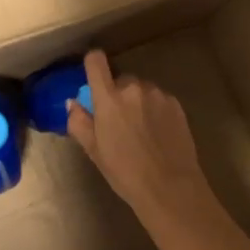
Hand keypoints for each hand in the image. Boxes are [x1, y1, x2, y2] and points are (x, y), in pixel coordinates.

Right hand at [66, 50, 218, 226]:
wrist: (170, 187)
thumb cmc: (125, 173)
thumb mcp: (94, 151)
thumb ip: (79, 122)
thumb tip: (73, 103)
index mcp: (109, 98)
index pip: (96, 61)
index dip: (93, 64)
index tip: (94, 79)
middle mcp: (134, 89)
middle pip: (121, 80)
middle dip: (117, 95)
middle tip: (120, 122)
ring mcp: (158, 94)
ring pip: (141, 90)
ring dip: (138, 102)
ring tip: (142, 131)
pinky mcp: (176, 104)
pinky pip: (159, 99)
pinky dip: (155, 109)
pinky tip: (158, 134)